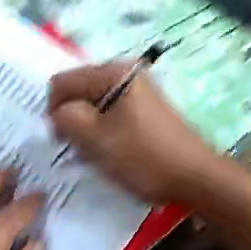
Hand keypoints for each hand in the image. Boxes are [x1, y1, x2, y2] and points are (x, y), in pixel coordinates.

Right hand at [49, 62, 229, 204]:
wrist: (196, 177)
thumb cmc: (144, 157)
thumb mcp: (96, 138)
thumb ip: (66, 118)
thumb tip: (58, 112)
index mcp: (114, 72)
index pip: (61, 83)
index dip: (54, 112)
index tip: (64, 140)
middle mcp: (127, 74)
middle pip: (79, 92)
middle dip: (73, 120)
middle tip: (82, 150)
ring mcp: (140, 92)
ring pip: (95, 107)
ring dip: (89, 131)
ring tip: (100, 155)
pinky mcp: (147, 111)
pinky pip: (113, 116)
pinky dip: (106, 134)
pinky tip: (115, 154)